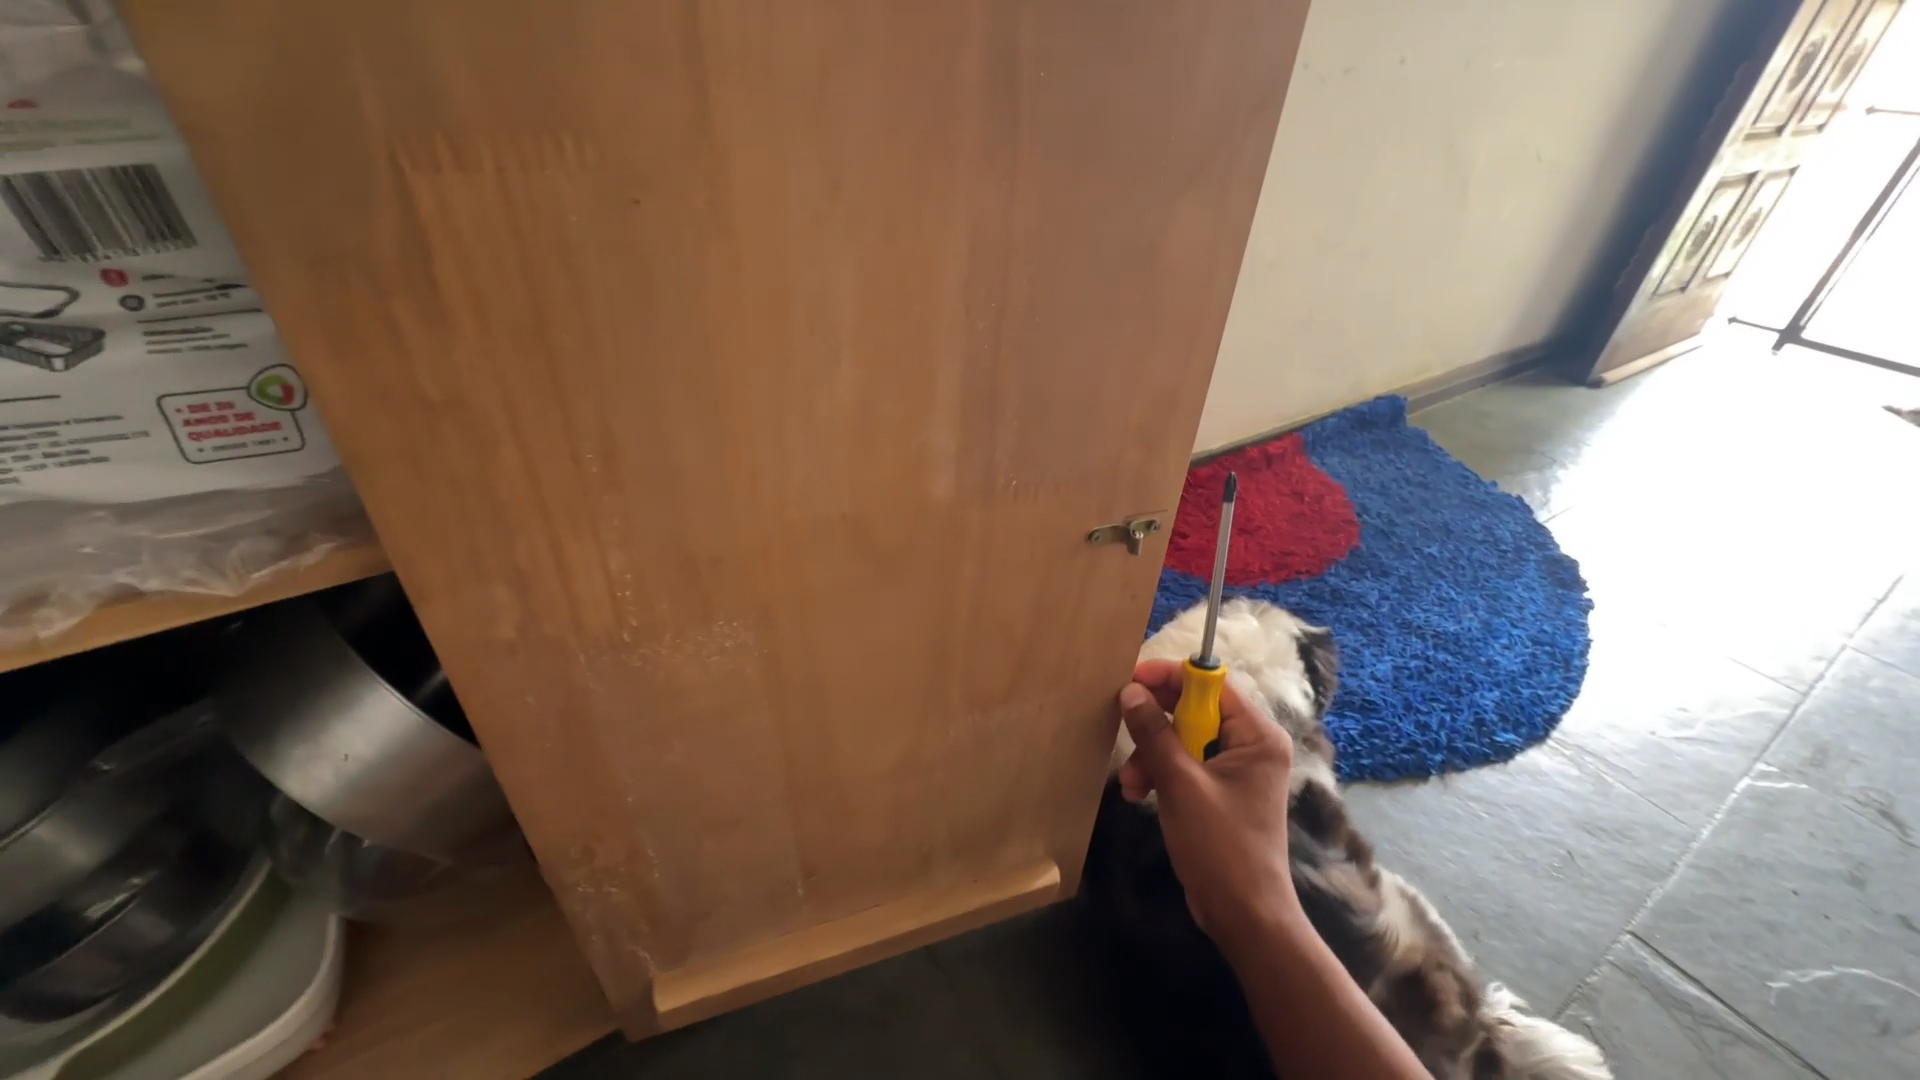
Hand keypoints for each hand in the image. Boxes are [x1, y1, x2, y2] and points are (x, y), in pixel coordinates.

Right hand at [1117, 659, 1299, 944]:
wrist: (1244, 914)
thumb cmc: (1221, 846)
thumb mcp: (1181, 785)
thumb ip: (1154, 734)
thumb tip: (1129, 691)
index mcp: (1257, 736)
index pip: (1211, 685)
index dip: (1170, 678)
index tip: (1130, 679)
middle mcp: (1250, 745)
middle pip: (1194, 710)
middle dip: (1155, 725)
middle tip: (1121, 725)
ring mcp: (1234, 769)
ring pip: (1182, 739)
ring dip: (1151, 755)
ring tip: (1131, 783)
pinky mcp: (1219, 791)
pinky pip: (1183, 764)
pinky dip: (1159, 774)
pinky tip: (1139, 793)